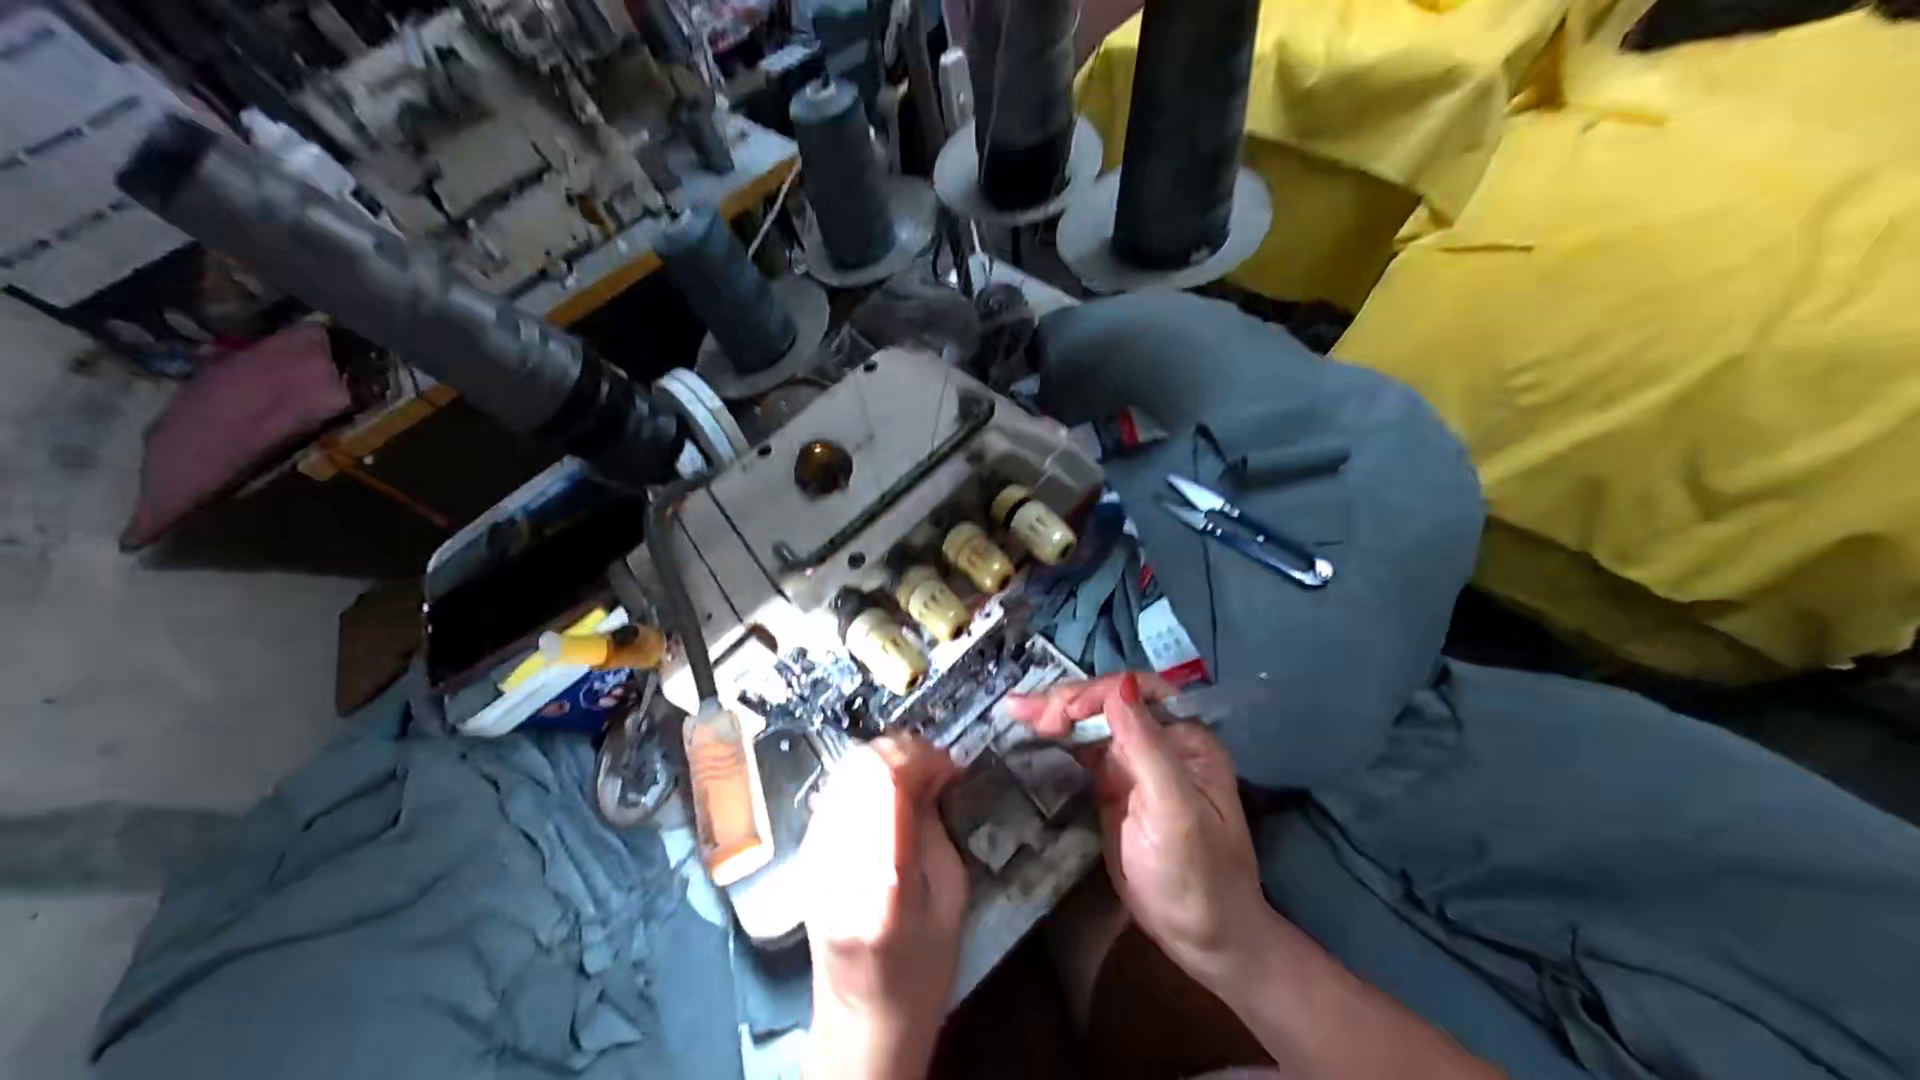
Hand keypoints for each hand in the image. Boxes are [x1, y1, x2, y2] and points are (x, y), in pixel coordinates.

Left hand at [801, 734, 967, 1079]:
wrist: (862, 1019)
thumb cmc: (921, 973)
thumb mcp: (951, 899)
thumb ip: (935, 827)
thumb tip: (930, 774)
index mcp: (882, 885)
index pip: (886, 781)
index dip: (922, 756)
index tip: (948, 765)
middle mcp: (837, 863)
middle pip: (860, 767)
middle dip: (904, 750)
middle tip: (934, 766)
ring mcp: (813, 857)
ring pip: (844, 771)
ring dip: (884, 758)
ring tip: (914, 775)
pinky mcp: (805, 855)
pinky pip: (834, 791)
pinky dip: (864, 777)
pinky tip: (887, 790)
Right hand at [1005, 674, 1271, 988]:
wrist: (1201, 938)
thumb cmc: (1197, 875)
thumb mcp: (1174, 810)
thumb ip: (1146, 745)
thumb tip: (1119, 685)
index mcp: (1185, 739)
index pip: (1138, 694)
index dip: (1098, 693)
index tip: (1063, 712)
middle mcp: (1160, 741)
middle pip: (1109, 703)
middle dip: (1067, 701)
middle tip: (1024, 710)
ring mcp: (1134, 763)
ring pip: (1090, 722)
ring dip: (1054, 713)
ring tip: (1016, 709)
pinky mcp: (1112, 784)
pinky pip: (1082, 749)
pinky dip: (1056, 737)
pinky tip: (1031, 728)